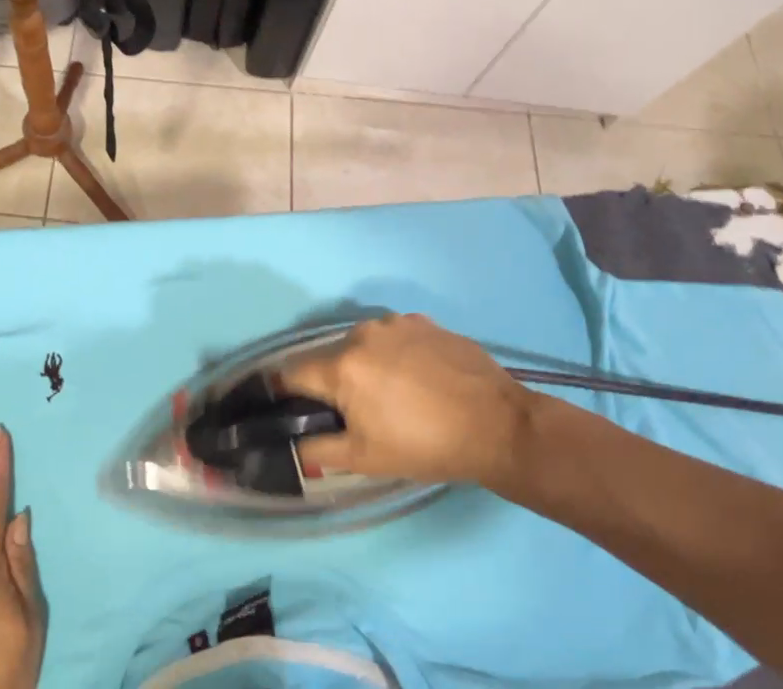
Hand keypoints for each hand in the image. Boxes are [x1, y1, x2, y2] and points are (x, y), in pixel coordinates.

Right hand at [281, 314, 537, 486]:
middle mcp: (361, 335)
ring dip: (363, 365)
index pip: (291, 372)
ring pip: (361, 345)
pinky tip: (417, 380)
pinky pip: (393, 338)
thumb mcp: (365, 459)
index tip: (283, 405)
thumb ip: (317, 450)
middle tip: (352, 413)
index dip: (281, 390)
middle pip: (328, 358)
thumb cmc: (426, 446)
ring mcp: (395, 324)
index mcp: (341, 366)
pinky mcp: (425, 323)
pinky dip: (394, 355)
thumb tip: (291, 447)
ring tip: (390, 396)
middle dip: (330, 383)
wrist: (501, 427)